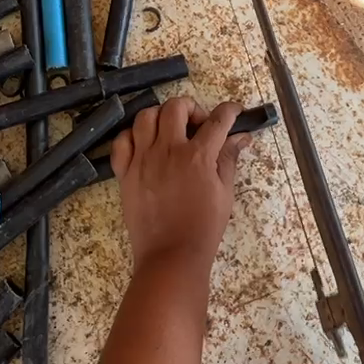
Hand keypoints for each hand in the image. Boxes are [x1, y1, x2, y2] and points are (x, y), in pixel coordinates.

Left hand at [110, 96, 251, 271]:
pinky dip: (132, 136)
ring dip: (161, 117)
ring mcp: (142, 159)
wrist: (171, 256)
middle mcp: (168, 151)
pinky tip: (144, 145)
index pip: (217, 120)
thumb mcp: (224, 193)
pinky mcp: (124, 172)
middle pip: (176, 107)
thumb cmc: (203, 228)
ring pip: (145, 117)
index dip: (230, 110)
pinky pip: (122, 141)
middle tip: (198, 126)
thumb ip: (229, 160)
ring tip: (170, 132)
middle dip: (191, 108)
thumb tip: (241, 137)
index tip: (234, 111)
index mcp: (198, 156)